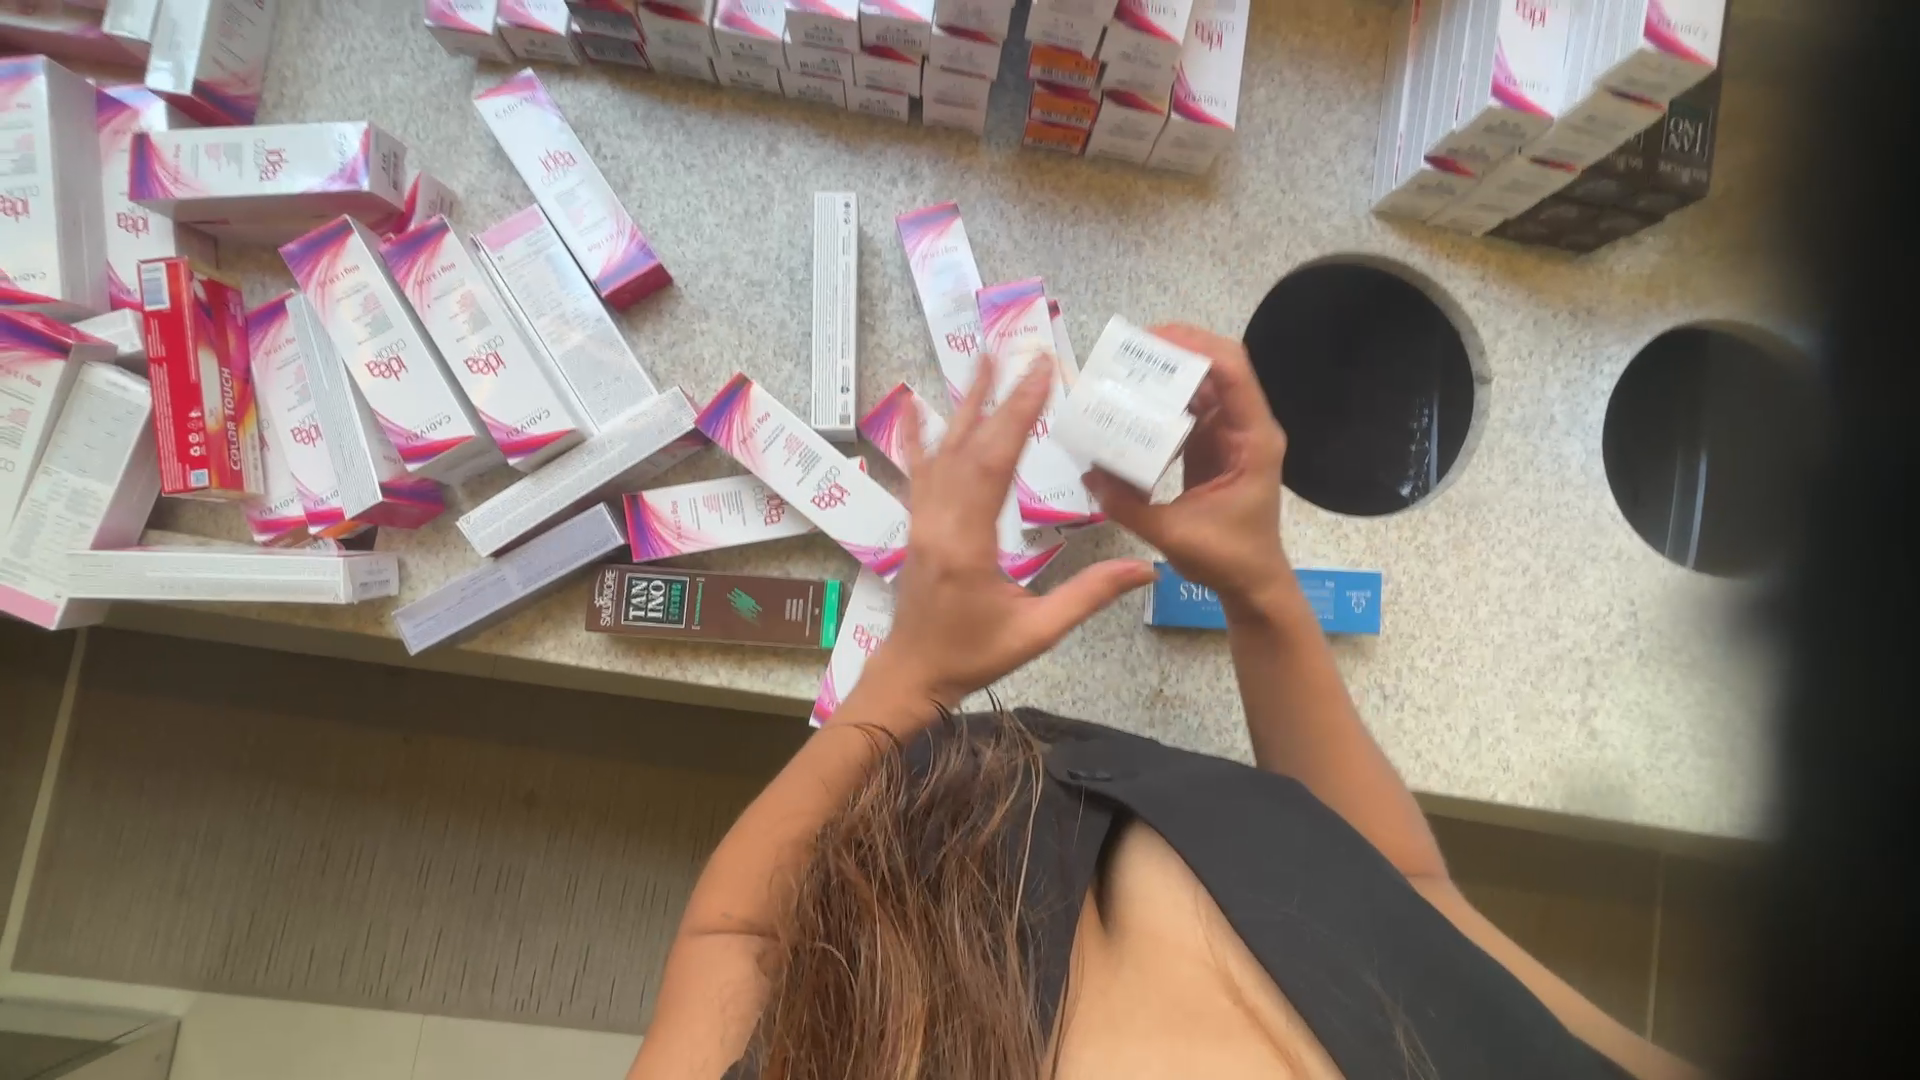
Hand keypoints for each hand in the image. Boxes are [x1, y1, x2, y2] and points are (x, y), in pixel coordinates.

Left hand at [860, 354, 1155, 712]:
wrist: (912, 672)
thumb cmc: (973, 656)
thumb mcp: (1036, 633)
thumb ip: (1088, 597)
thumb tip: (1146, 568)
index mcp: (968, 543)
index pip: (994, 463)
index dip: (1019, 414)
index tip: (1041, 373)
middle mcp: (938, 520)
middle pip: (969, 446)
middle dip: (1000, 396)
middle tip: (1024, 353)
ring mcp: (920, 519)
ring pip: (941, 451)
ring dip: (963, 404)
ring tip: (980, 360)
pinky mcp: (915, 524)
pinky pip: (915, 472)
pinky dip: (915, 436)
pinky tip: (911, 407)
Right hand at [1082, 324, 1291, 614]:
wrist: (1252, 583)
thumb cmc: (1227, 558)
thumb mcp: (1173, 534)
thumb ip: (1127, 505)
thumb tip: (1087, 473)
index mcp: (1251, 440)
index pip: (1232, 373)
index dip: (1196, 347)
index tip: (1151, 339)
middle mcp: (1245, 428)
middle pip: (1217, 369)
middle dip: (1175, 352)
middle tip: (1128, 350)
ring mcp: (1230, 436)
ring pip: (1201, 387)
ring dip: (1167, 376)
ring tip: (1124, 371)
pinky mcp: (1212, 447)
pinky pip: (1189, 413)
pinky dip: (1162, 405)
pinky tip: (1131, 407)